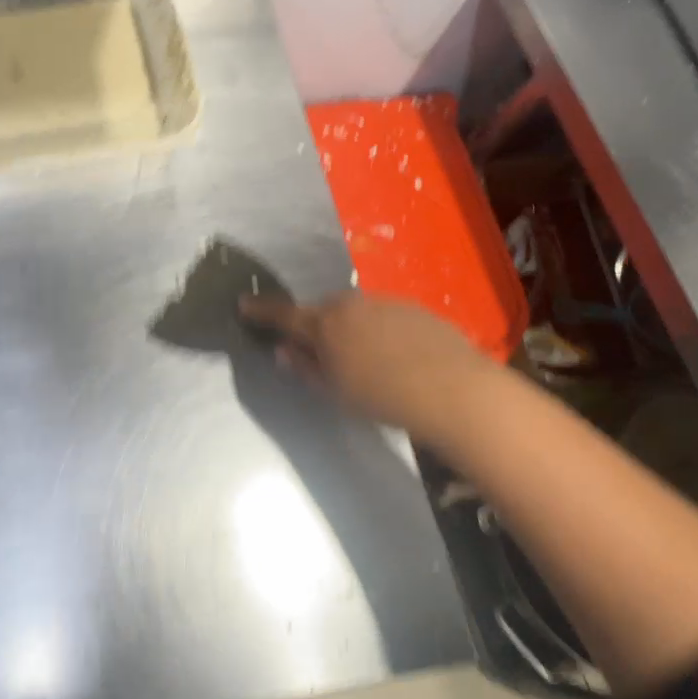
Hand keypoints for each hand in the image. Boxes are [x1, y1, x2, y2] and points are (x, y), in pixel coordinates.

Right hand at [239, 291, 500, 438]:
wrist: (454, 389)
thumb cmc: (383, 396)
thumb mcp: (335, 390)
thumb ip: (305, 367)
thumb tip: (283, 350)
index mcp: (323, 324)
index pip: (283, 314)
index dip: (260, 311)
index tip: (243, 304)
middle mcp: (350, 304)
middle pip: (321, 311)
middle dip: (313, 325)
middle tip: (315, 349)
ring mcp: (384, 302)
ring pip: (353, 312)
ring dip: (348, 328)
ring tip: (359, 357)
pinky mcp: (413, 308)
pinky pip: (382, 316)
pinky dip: (377, 330)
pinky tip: (392, 355)